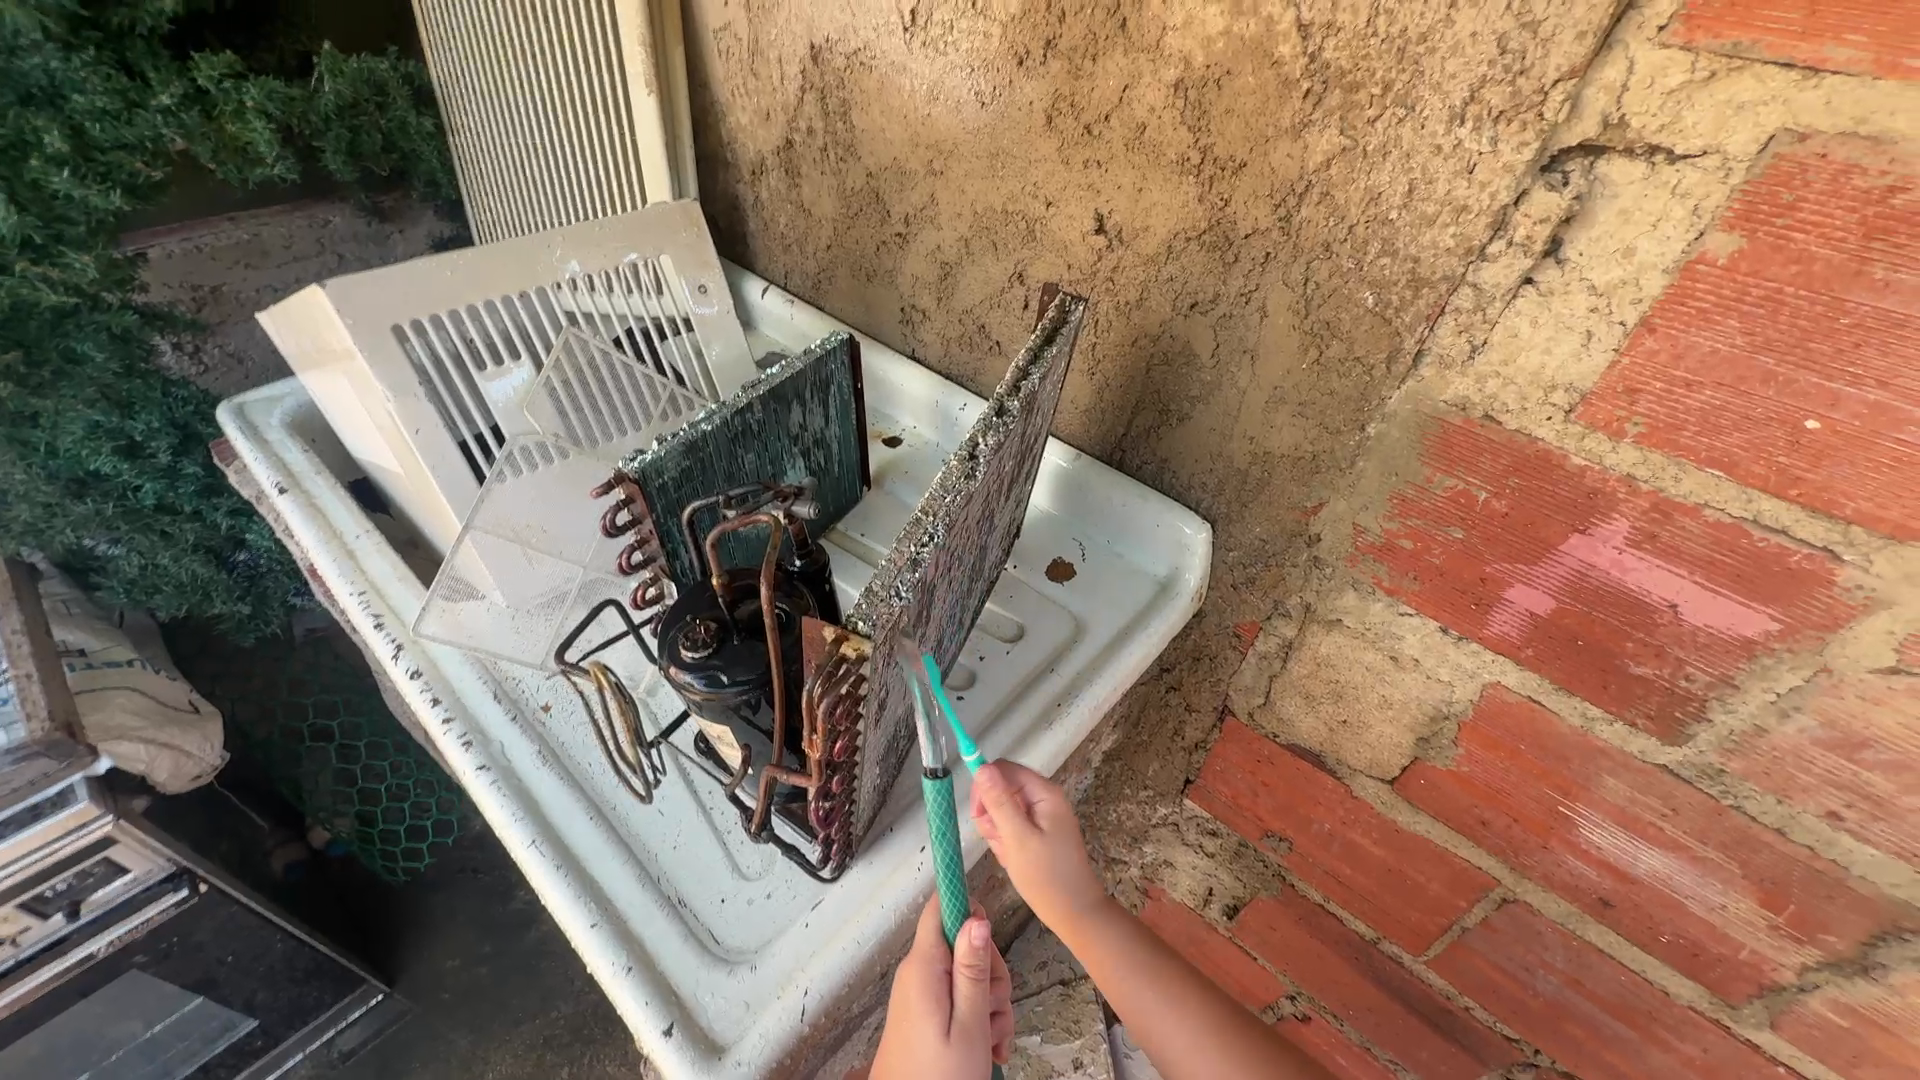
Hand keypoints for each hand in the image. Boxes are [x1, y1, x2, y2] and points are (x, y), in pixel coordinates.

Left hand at [867, 894, 1012, 1078]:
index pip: (940, 907)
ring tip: (989, 1041)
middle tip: (991, 1013)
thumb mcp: (968, 1025)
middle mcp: (920, 972)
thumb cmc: (939, 1079)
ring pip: (971, 976)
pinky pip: (962, 1000)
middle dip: (989, 976)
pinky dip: (980, 1021)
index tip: (988, 936)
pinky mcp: (929, 1013)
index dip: (967, 909)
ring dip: (990, 1006)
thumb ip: (972, 969)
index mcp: (924, 966)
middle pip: (965, 944)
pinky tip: (987, 1048)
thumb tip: (976, 915)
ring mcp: (924, 993)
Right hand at [969, 760, 1107, 929]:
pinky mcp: (1038, 830)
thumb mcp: (1018, 839)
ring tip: (1009, 854)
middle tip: (998, 841)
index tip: (978, 816)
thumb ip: (999, 802)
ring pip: (1002, 808)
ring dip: (997, 831)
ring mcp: (1041, 814)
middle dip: (992, 814)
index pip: (1003, 769)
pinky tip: (1012, 858)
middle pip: (1001, 787)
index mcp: (1044, 792)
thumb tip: (982, 767)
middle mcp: (1043, 797)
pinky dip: (1005, 840)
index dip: (984, 787)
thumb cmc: (1047, 878)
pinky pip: (1010, 825)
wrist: (1075, 914)